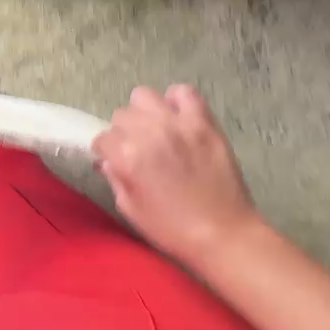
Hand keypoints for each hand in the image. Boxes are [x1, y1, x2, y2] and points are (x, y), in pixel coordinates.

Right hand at [93, 85, 264, 267]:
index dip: (108, 152)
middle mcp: (149, 133)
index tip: (117, 162)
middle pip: (121, 115)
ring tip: (157, 130)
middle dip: (125, 133)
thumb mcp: (131, 210)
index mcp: (127, 156)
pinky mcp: (204, 124)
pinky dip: (177, 101)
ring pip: (144, 97)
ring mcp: (178, 125)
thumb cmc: (173, 229)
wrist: (226, 236)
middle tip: (139, 150)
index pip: (103, 139)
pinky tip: (179, 118)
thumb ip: (115, 179)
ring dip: (145, 113)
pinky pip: (184, 93)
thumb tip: (108, 161)